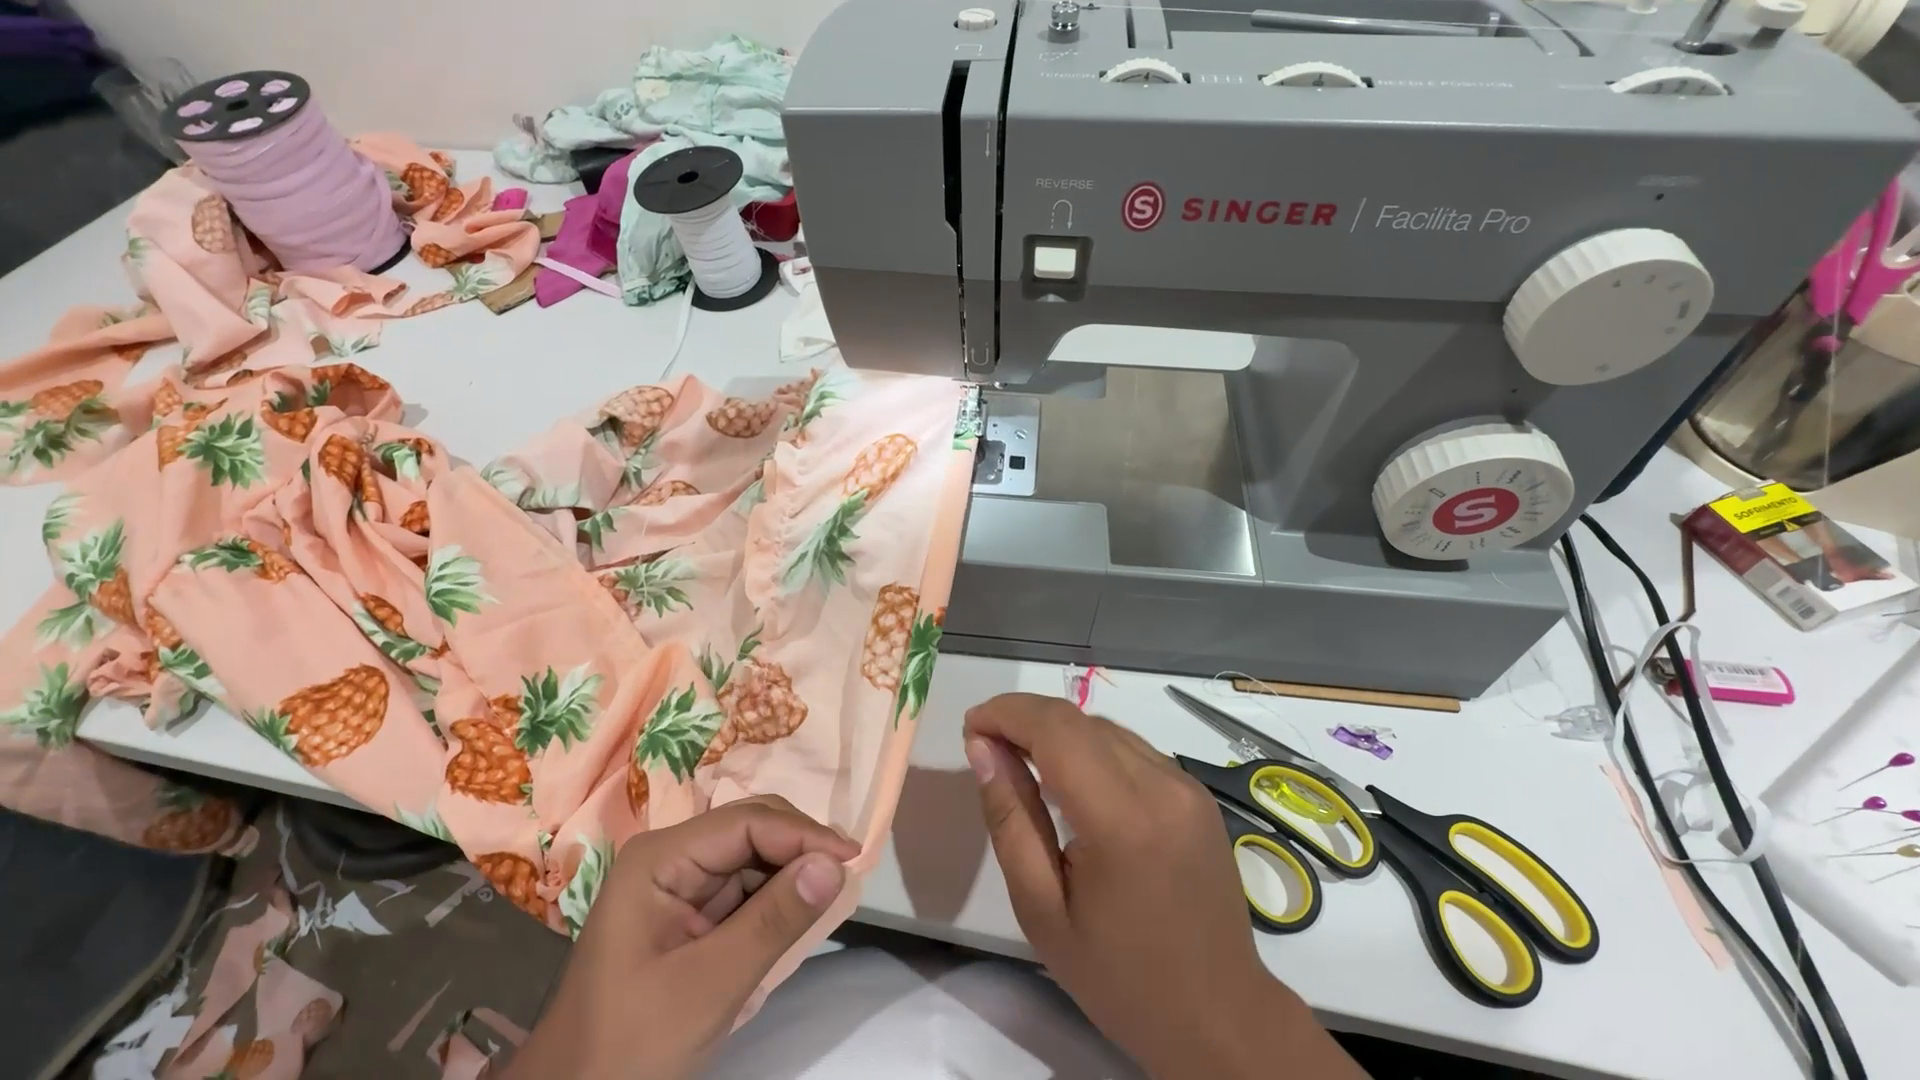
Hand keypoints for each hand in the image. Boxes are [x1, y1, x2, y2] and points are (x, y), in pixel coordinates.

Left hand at [501, 796, 858, 1079]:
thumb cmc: (633, 1045)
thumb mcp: (711, 985)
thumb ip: (775, 920)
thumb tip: (836, 864)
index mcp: (660, 859)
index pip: (747, 822)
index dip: (804, 834)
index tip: (855, 860)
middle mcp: (669, 858)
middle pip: (750, 829)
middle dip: (799, 848)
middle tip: (846, 879)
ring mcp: (677, 885)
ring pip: (753, 857)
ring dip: (790, 874)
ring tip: (828, 899)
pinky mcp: (688, 914)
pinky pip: (744, 890)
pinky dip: (775, 900)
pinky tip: (796, 918)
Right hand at [964, 694, 1363, 1079]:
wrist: (1218, 1013)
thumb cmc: (1118, 976)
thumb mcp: (1041, 908)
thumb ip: (1010, 819)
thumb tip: (983, 748)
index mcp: (1122, 820)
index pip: (1056, 730)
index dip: (1007, 713)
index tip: (970, 726)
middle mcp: (1162, 787)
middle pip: (1081, 721)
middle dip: (1026, 718)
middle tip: (985, 744)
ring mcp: (1187, 787)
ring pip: (1107, 729)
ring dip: (1058, 731)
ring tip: (1019, 758)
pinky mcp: (1198, 795)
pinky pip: (1134, 750)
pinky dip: (1092, 749)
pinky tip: (1069, 778)